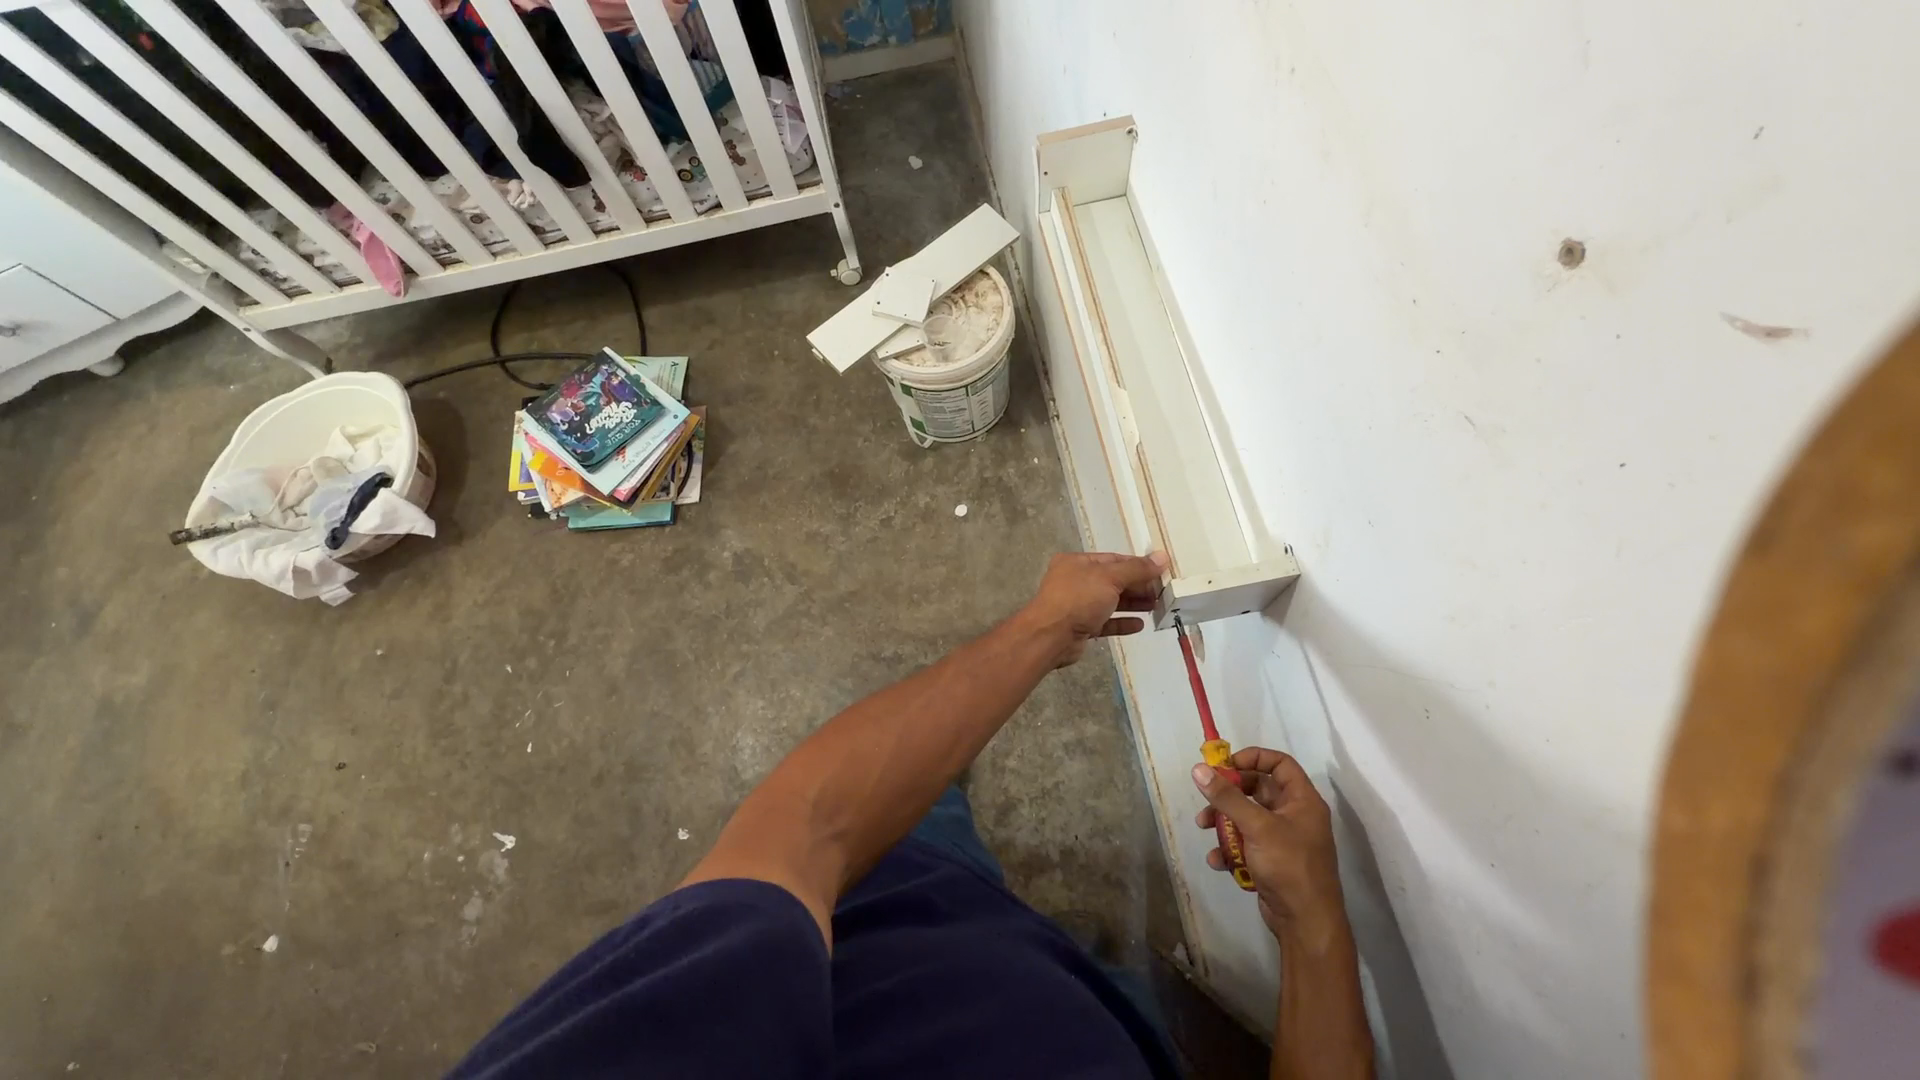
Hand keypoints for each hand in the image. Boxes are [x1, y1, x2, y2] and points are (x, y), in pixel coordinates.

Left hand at [1016, 551, 1167, 666]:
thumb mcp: (1110, 578)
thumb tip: (1162, 558)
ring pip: (1110, 602)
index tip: (1160, 572)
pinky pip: (1105, 622)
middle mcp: (1075, 581)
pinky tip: (1139, 625)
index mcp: (1077, 563)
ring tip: (1156, 606)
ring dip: (1132, 604)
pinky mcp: (1080, 627)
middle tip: (1162, 592)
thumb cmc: (1078, 599)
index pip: (1113, 560)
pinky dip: (1121, 622)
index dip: (1137, 565)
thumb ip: (1137, 569)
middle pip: (1113, 581)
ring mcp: (1077, 605)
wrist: (1051, 636)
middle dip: (1137, 586)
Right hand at [1191, 748, 1345, 940]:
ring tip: (1203, 827)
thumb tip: (1199, 769)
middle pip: (1258, 790)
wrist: (1306, 922)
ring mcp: (1282, 839)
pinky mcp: (1271, 861)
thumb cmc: (1289, 865)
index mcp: (1302, 800)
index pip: (1280, 763)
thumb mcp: (1256, 826)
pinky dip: (1229, 849)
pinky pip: (1246, 844)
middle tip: (1208, 797)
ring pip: (1247, 817)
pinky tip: (1217, 860)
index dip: (1253, 758)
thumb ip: (1227, 797)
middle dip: (1229, 793)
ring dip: (1223, 821)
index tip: (1226, 765)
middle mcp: (1294, 815)